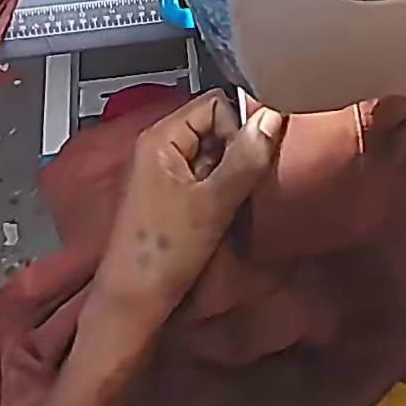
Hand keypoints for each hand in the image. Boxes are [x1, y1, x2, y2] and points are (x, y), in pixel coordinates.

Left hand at [85, 90, 286, 351]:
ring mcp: (164, 170)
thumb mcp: (213, 202)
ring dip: (231, 173)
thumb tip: (272, 118)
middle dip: (236, 152)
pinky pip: (206, 175)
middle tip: (240, 185)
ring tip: (229, 203)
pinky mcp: (170, 193)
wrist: (133, 302)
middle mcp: (160, 146)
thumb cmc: (164, 252)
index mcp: (161, 137)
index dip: (238, 127)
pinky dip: (221, 188)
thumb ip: (245, 158)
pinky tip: (222, 213)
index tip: (247, 161)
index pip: (215, 103)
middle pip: (215, 126)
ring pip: (214, 152)